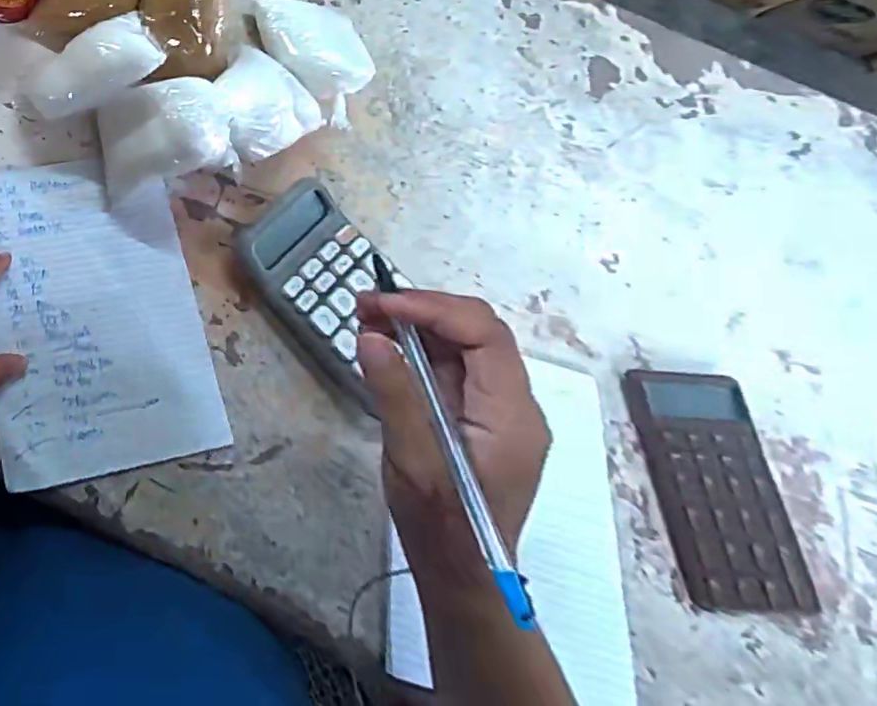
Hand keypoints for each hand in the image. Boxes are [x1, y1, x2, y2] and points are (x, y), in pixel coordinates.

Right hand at [356, 291, 549, 574]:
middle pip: (476, 331)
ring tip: (365, 320)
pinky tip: (382, 345)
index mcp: (511, 414)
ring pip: (461, 343)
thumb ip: (395, 395)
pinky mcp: (472, 414)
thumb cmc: (442, 523)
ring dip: (414, 323)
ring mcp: (493, 408)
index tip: (379, 305)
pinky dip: (413, 346)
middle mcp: (512, 404)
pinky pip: (448, 364)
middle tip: (364, 306)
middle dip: (421, 309)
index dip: (431, 309)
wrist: (460, 571)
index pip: (484, 335)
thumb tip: (370, 336)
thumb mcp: (413, 460)